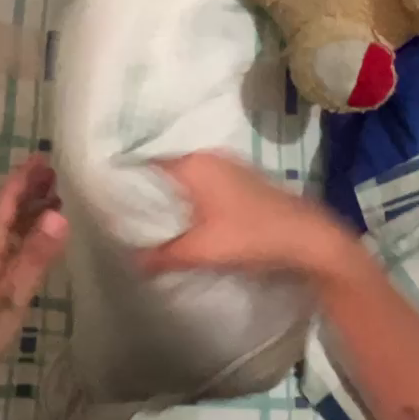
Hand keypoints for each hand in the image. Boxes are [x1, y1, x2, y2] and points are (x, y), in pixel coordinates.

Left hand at [0, 155, 67, 401]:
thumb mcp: (11, 293)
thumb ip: (36, 255)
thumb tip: (60, 214)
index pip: (6, 200)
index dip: (25, 177)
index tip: (46, 156)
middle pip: (6, 210)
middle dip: (30, 190)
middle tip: (59, 172)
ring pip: (9, 229)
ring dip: (30, 212)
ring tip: (57, 199)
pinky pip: (10, 247)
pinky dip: (27, 236)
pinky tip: (40, 243)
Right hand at [136, 152, 362, 278]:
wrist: (308, 239)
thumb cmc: (252, 237)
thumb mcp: (201, 250)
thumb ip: (162, 255)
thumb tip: (132, 261)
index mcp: (193, 164)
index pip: (146, 167)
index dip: (127, 186)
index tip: (109, 207)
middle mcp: (209, 158)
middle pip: (165, 175)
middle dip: (149, 198)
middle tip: (126, 223)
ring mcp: (229, 168)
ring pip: (187, 183)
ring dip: (173, 203)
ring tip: (152, 228)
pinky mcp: (243, 183)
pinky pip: (204, 189)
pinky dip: (193, 205)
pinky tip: (187, 227)